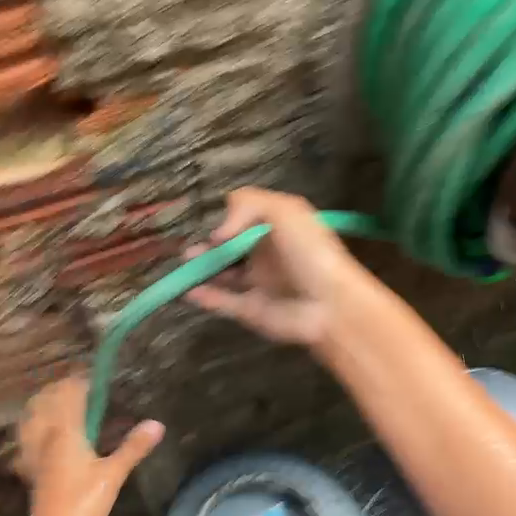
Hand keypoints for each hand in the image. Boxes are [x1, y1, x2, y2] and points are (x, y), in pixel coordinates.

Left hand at [14, 377, 163, 515]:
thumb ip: (133, 448)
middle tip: (75, 385)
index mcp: (65, 433)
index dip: (78, 383)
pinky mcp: (32, 471)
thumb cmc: (83, 503)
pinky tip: (35, 436)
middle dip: (59, 389)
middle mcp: (46, 438)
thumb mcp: (113, 475)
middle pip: (47, 403)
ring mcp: (35, 455)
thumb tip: (157, 423)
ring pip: (32, 420)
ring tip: (53, 401)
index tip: (90, 375)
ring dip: (42, 405)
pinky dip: (31, 429)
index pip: (69, 397)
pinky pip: (27, 441)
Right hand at [184, 188, 368, 347]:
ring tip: (185, 263)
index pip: (246, 218)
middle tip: (190, 247)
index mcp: (278, 228)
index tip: (217, 225)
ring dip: (203, 269)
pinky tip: (188, 290)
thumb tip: (218, 232)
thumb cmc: (310, 251)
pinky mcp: (252, 310)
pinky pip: (224, 302)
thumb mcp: (284, 210)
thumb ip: (247, 204)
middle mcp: (267, 254)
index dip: (228, 219)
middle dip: (209, 245)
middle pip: (231, 247)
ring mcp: (259, 283)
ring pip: (224, 274)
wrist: (330, 303)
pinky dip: (205, 296)